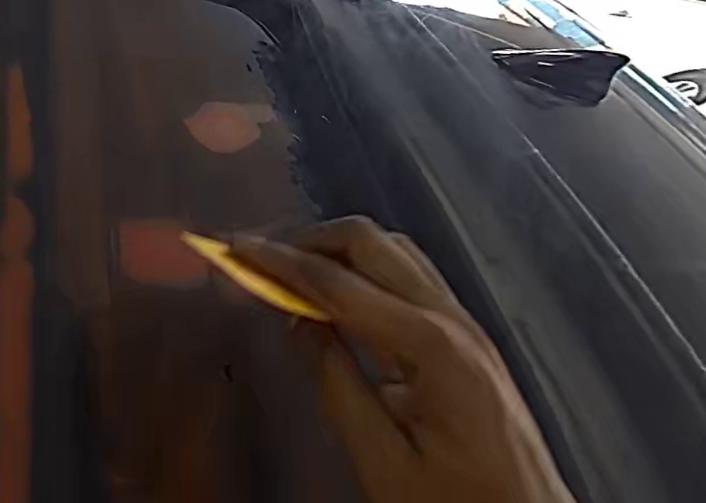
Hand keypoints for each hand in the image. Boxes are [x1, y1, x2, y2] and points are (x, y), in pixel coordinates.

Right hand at [233, 218, 575, 502]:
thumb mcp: (385, 466)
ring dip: (338, 247)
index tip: (239, 245)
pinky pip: (408, 270)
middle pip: (369, 242)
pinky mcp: (466, 332)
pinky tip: (344, 291)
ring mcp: (463, 319)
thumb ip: (336, 385)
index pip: (337, 283)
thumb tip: (296, 320)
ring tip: (297, 269)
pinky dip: (365, 264)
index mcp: (431, 346)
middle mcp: (450, 316)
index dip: (281, 261)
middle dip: (310, 240)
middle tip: (266, 258)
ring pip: (391, 248)